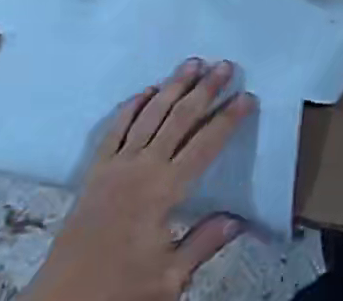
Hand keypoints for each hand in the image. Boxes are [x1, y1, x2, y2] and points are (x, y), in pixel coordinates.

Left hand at [26, 59, 257, 300]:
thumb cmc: (118, 292)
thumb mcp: (168, 279)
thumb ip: (204, 243)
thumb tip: (238, 218)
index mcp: (162, 192)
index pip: (204, 145)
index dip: (228, 120)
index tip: (248, 97)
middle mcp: (140, 169)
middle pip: (179, 119)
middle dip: (205, 90)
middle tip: (225, 65)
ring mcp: (114, 167)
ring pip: (149, 115)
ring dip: (173, 87)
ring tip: (192, 63)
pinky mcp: (94, 172)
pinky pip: (115, 129)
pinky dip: (132, 106)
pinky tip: (147, 91)